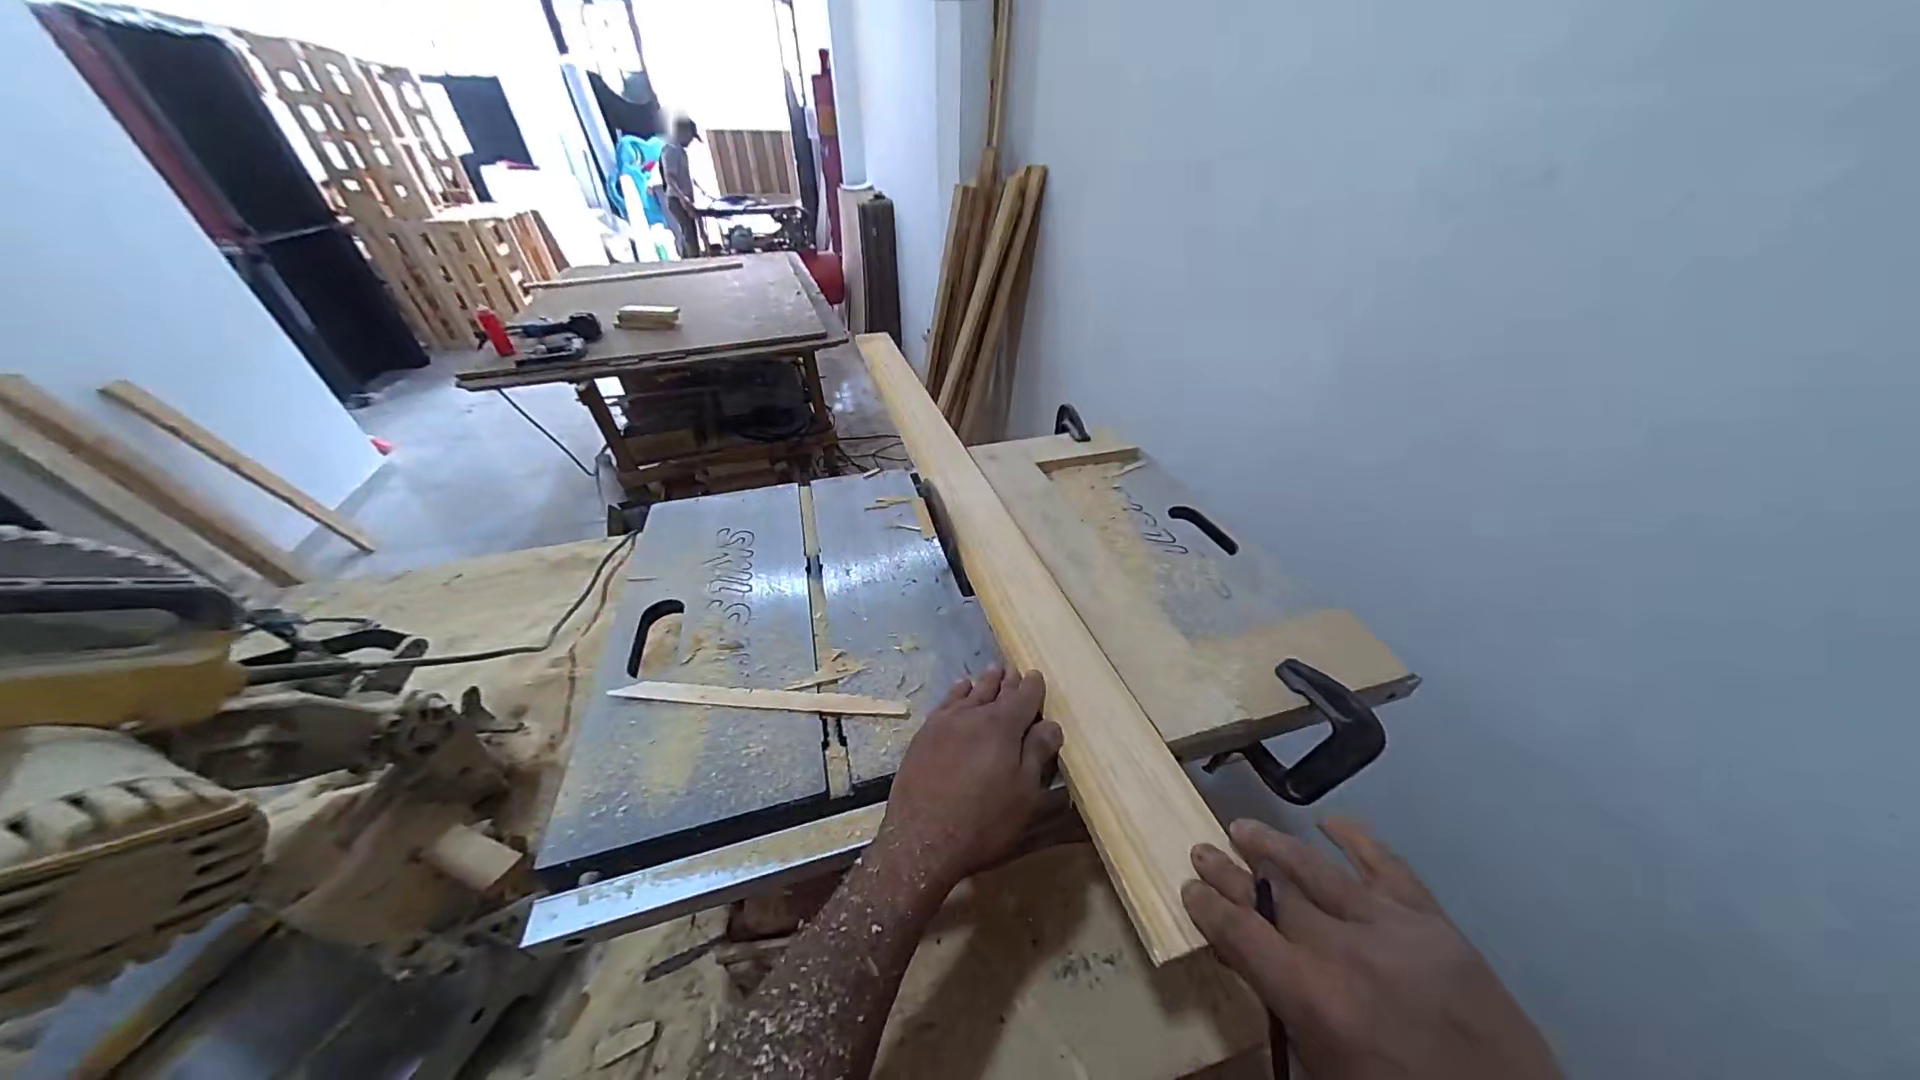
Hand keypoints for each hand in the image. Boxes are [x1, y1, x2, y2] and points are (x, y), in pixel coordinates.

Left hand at [872, 666, 1061, 894]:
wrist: (921, 839)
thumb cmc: (983, 822)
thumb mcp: (1024, 794)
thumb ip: (1038, 753)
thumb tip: (1050, 723)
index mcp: (1003, 726)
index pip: (1024, 697)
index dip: (1033, 687)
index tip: (1036, 676)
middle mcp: (974, 714)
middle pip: (995, 690)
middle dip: (1008, 680)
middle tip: (1014, 670)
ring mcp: (945, 722)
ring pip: (970, 692)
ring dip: (984, 682)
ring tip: (992, 671)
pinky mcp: (924, 734)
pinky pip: (945, 702)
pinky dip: (957, 692)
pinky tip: (959, 689)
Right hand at [1184, 819, 1561, 1079]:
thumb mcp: (1322, 1069)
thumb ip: (1280, 1008)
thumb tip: (1243, 958)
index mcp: (1313, 997)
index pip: (1239, 931)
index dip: (1207, 904)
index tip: (1189, 887)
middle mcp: (1344, 951)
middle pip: (1270, 893)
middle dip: (1228, 870)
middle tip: (1202, 849)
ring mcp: (1391, 928)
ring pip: (1315, 869)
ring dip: (1272, 845)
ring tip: (1243, 828)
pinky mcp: (1433, 922)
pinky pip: (1387, 867)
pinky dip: (1356, 840)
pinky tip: (1330, 824)